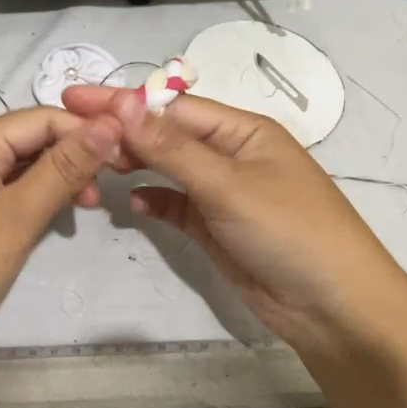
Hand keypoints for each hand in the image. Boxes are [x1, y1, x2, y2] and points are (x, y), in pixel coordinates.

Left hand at [0, 108, 122, 359]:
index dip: (84, 131)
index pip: (39, 118)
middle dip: (71, 157)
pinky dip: (35, 200)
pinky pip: (6, 191)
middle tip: (103, 195)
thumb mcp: (17, 216)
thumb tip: (109, 123)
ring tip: (85, 210)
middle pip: (29, 139)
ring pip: (20, 166)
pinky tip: (55, 220)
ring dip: (56, 181)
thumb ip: (63, 168)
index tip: (125, 157)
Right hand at [62, 87, 406, 347]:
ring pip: (168, 168)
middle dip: (123, 131)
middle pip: (167, 134)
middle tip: (72, 133)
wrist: (334, 309)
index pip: (172, 106)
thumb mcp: (227, 185)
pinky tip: (133, 206)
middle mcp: (231, 155)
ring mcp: (224, 193)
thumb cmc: (289, 232)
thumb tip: (121, 105)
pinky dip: (154, 202)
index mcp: (243, 131)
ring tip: (96, 166)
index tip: (74, 98)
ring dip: (135, 164)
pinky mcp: (217, 228)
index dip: (122, 101)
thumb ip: (171, 147)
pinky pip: (176, 205)